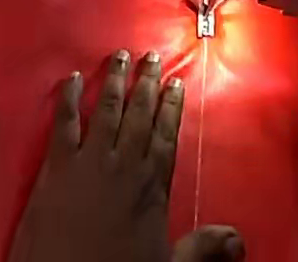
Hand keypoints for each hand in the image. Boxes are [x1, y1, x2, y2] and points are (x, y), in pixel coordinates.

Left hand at [9, 49, 242, 261]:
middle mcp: (124, 164)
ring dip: (115, 79)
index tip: (175, 82)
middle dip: (146, 82)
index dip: (171, 107)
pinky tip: (73, 77)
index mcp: (151, 185)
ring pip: (108, 108)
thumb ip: (201, 249)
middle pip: (138, 113)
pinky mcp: (58, 164)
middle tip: (150, 56)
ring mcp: (90, 160)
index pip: (165, 135)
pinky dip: (69, 96)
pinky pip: (65, 120)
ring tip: (120, 55)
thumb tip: (239, 240)